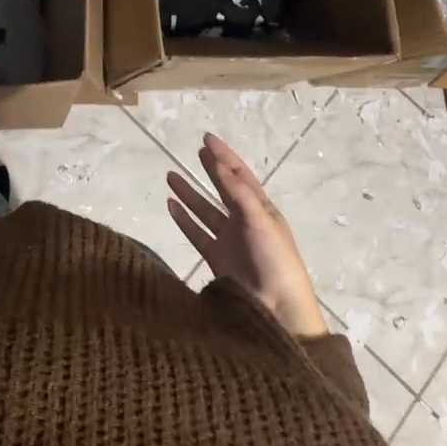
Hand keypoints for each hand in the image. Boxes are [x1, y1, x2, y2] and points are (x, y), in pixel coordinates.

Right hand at [167, 133, 328, 338]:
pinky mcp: (217, 258)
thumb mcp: (260, 220)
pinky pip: (196, 233)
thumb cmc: (274, 259)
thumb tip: (218, 163)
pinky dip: (184, 219)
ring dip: (190, 193)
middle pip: (223, 189)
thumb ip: (237, 192)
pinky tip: (170, 206)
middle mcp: (245, 221)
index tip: (206, 138)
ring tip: (170, 176)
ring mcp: (229, 240)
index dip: (224, 156)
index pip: (240, 175)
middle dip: (211, 169)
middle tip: (195, 150)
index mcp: (261, 209)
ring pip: (205, 210)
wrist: (276, 307)